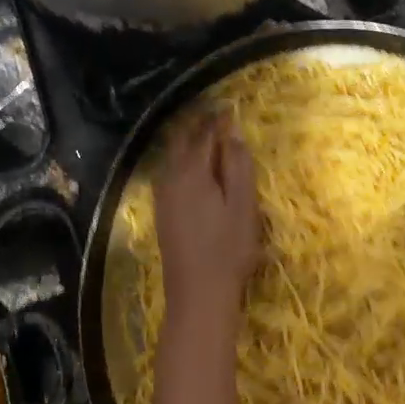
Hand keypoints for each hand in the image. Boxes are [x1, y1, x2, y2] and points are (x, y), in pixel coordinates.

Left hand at [154, 109, 260, 323]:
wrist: (197, 295)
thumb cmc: (228, 249)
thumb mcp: (243, 205)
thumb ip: (237, 165)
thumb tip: (232, 130)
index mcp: (191, 171)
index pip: (204, 134)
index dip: (217, 119)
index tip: (230, 109)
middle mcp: (170, 177)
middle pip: (181, 140)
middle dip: (197, 124)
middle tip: (215, 116)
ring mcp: (162, 195)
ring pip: (172, 156)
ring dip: (187, 142)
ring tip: (206, 136)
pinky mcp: (161, 211)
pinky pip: (169, 172)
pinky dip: (182, 160)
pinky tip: (193, 168)